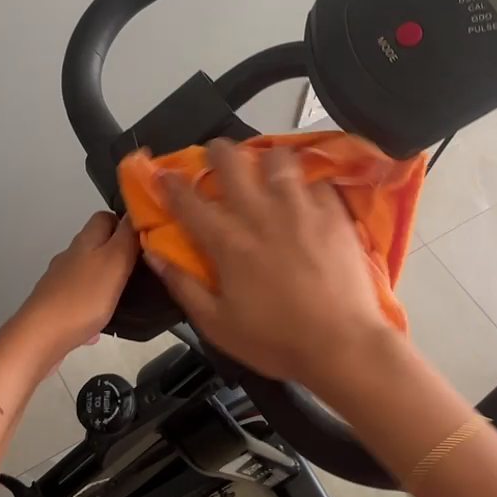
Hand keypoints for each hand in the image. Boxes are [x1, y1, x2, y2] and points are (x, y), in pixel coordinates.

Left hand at [14, 211, 137, 360]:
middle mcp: (70, 256)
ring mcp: (60, 281)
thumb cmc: (83, 297)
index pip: (105, 217)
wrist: (40, 337)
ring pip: (90, 273)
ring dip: (108, 282)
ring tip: (128, 298)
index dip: (126, 224)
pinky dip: (95, 307)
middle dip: (120, 255)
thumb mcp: (115, 261)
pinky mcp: (55, 305)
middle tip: (142, 272)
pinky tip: (105, 324)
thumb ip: (126, 237)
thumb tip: (134, 213)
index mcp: (85, 241)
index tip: (146, 242)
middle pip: (98, 246)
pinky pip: (82, 300)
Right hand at [146, 139, 399, 386]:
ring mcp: (300, 207)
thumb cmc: (276, 340)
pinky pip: (317, 180)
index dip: (169, 183)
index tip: (163, 175)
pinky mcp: (333, 212)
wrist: (342, 344)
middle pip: (230, 160)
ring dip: (265, 160)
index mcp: (227, 241)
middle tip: (218, 159)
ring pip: (277, 158)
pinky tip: (307, 197)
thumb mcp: (217, 324)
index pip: (187, 199)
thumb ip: (183, 286)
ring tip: (267, 172)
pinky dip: (307, 184)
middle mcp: (260, 213)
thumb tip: (154, 256)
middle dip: (217, 152)